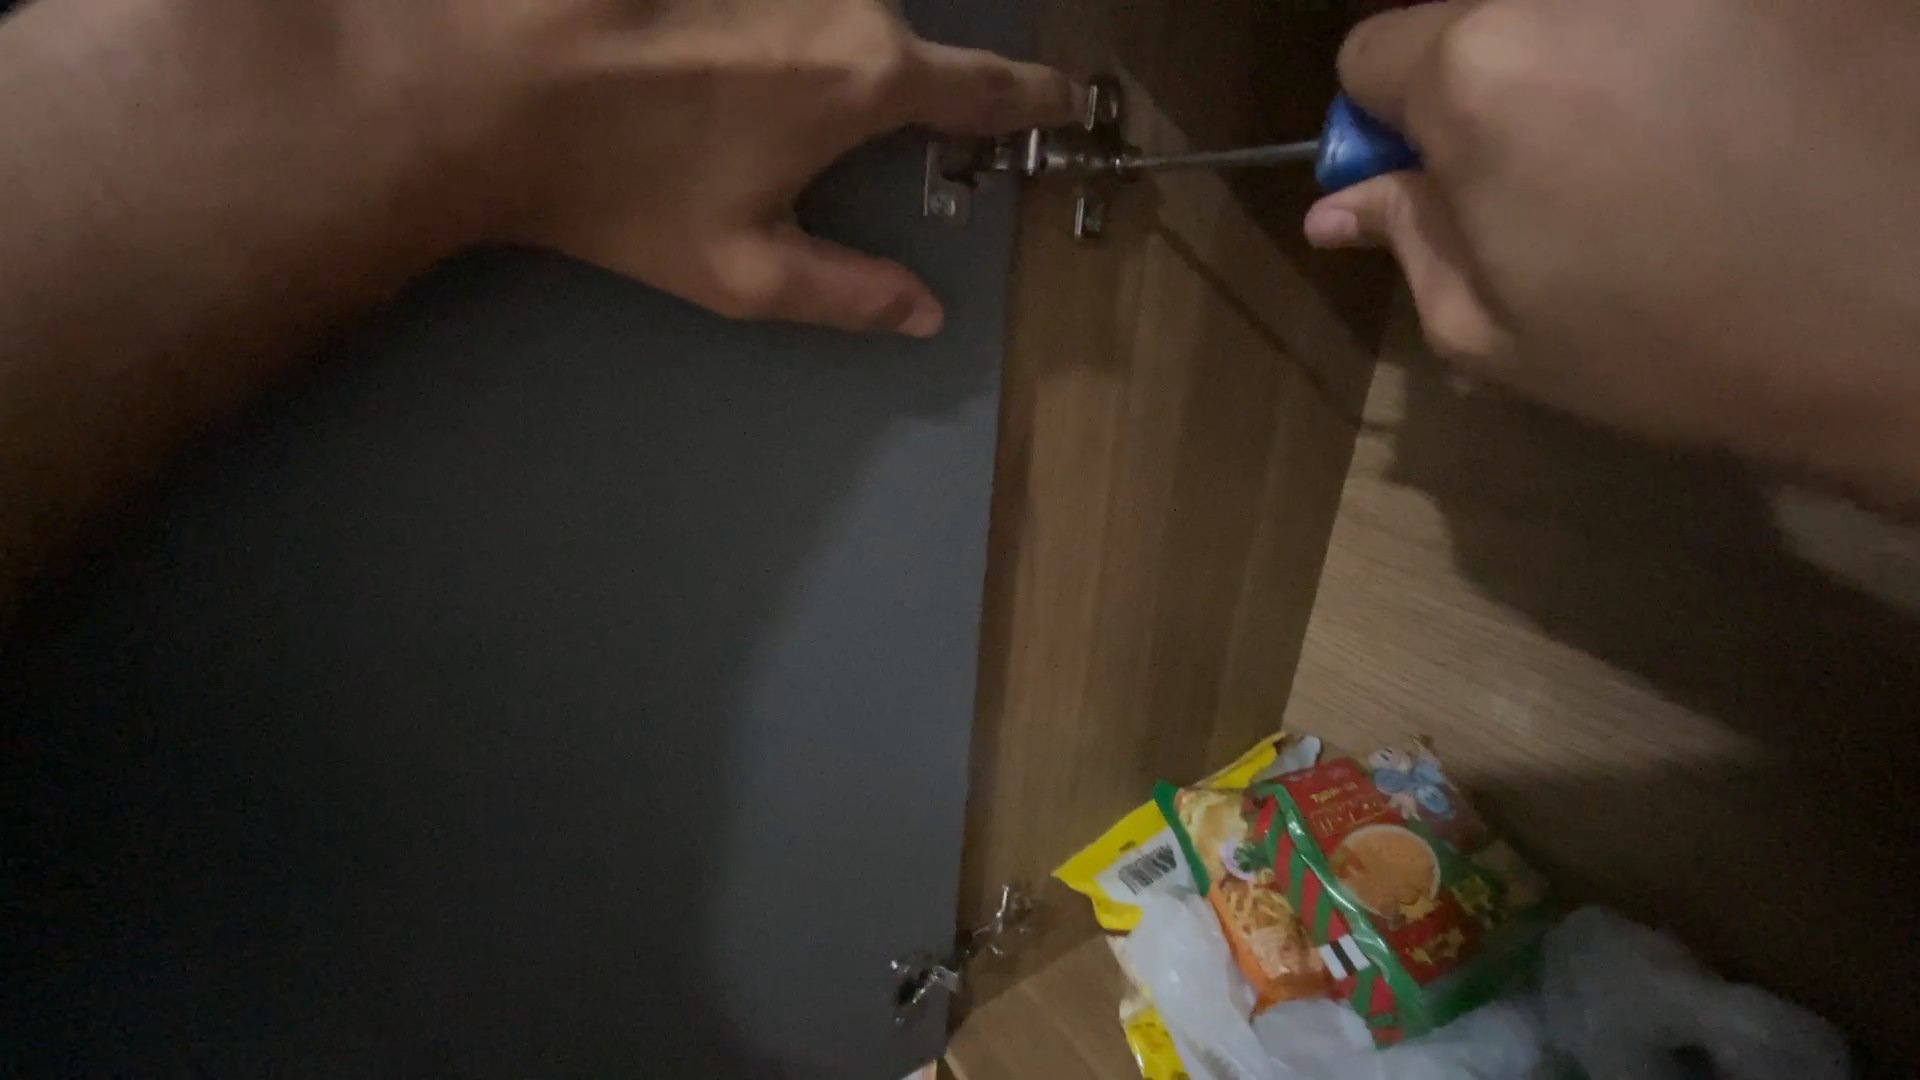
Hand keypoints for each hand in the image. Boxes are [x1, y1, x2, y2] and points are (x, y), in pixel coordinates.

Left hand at [405, 0, 1078, 337]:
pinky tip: (738, 70)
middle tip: (880, 138)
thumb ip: (852, 293)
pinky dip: (795, 29)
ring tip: (760, 124)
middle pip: (903, 42)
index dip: (1030, 98)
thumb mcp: (748, 274)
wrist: (472, 81)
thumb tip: (927, 315)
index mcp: (862, 79)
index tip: (1065, 100)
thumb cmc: (623, 191)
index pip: (980, 87)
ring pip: (842, 9)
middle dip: (911, 89)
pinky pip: (794, 1)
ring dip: (838, 55)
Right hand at [1303, 0, 1919, 501]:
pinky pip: (1672, 18)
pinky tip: (1718, 119)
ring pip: (1570, 13)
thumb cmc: (1662, 348)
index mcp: (1480, 73)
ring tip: (1631, 145)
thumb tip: (1339, 206)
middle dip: (1466, 82)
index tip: (1416, 173)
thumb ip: (1403, 237)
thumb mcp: (1484, 324)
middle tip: (1517, 165)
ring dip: (1565, 62)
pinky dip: (1666, 54)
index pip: (1370, 53)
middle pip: (1469, 10)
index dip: (1377, 122)